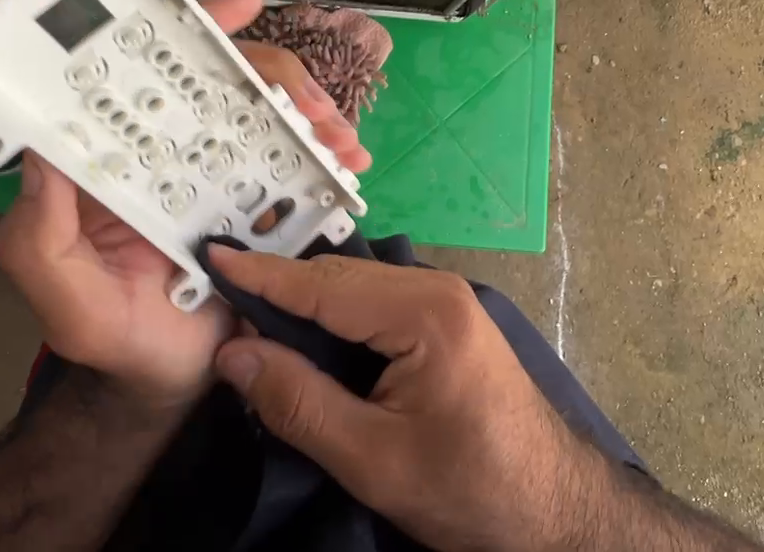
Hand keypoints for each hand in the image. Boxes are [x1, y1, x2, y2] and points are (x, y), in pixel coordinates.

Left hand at [0, 0, 370, 407]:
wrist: (171, 383)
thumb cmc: (113, 334)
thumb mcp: (62, 294)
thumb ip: (40, 236)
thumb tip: (44, 153)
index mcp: (126, 160)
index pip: (152, 77)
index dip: (192, 31)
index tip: (238, 7)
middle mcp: (177, 153)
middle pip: (232, 84)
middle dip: (280, 77)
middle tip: (314, 105)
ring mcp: (225, 175)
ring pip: (273, 118)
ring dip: (314, 116)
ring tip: (341, 141)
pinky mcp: (264, 203)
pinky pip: (299, 165)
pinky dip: (328, 157)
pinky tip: (349, 165)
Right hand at [207, 246, 597, 551]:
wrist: (550, 505)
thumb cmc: (468, 487)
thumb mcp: (374, 459)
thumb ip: (299, 402)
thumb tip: (234, 353)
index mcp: (425, 312)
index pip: (325, 284)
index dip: (263, 274)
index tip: (212, 257)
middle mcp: (436, 288)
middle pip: (340, 278)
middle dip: (281, 289)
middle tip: (222, 305)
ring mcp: (445, 300)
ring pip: (356, 288)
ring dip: (306, 302)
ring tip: (253, 319)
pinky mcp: (445, 319)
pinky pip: (376, 303)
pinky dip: (335, 315)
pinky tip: (308, 335)